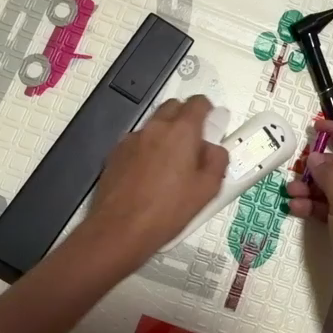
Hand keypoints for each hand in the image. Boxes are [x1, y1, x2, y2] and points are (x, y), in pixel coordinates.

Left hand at [77, 97, 227, 270]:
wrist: (120, 230)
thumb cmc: (168, 210)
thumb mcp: (208, 189)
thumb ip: (217, 160)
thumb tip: (213, 149)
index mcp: (182, 131)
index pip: (198, 102)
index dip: (208, 110)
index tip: (210, 125)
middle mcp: (155, 128)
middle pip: (174, 106)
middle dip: (185, 117)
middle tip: (193, 143)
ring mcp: (131, 139)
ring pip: (154, 124)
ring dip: (165, 133)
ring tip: (170, 163)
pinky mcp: (115, 154)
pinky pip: (137, 142)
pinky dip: (147, 148)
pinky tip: (149, 175)